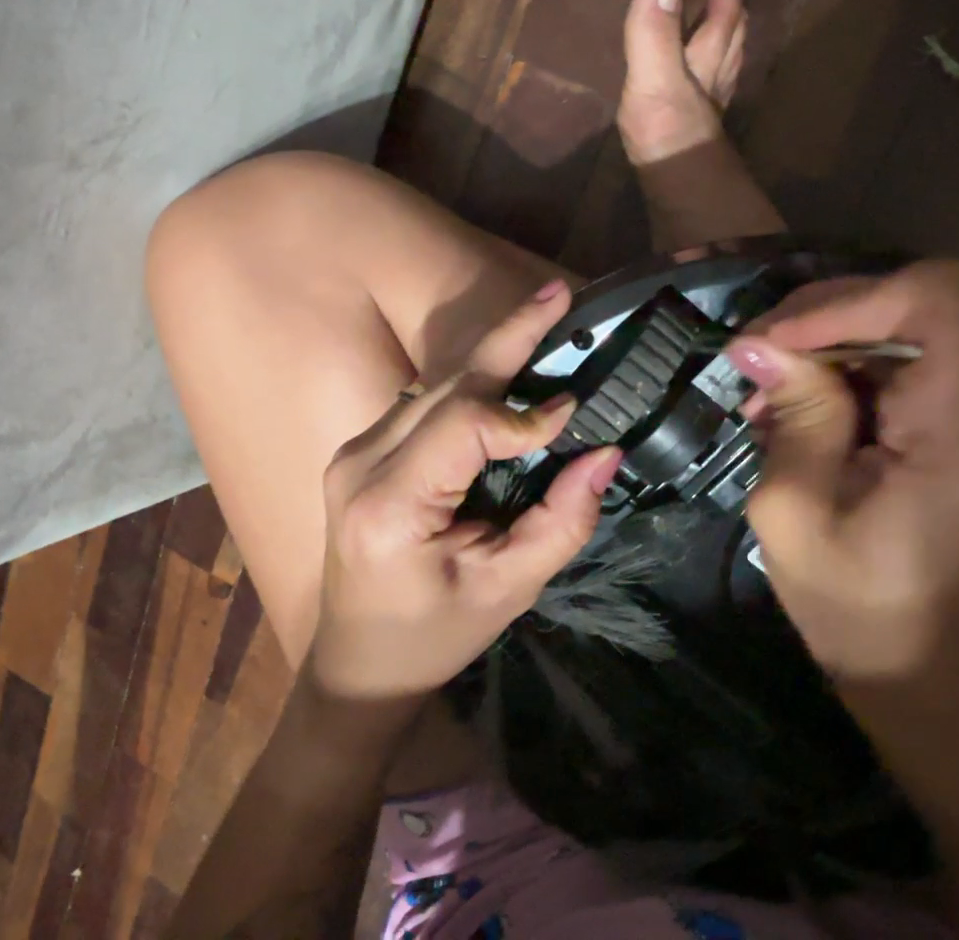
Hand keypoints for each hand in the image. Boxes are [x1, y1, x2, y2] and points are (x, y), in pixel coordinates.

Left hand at [308, 279, 622, 702]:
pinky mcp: (361, 452)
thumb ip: (560, 523)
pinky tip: (508, 369)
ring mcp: (354, 453)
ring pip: (434, 387)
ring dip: (492, 358)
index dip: (524, 412)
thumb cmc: (435, 635)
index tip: (577, 412)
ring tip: (545, 320)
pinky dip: (471, 385)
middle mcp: (360, 463)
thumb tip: (605, 454)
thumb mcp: (508, 591)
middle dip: (509, 340)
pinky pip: (423, 402)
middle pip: (445, 387)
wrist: (358, 662)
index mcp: (389, 506)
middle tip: (560, 296)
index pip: (463, 425)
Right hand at [726, 261, 958, 690]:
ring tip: (774, 401)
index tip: (775, 343)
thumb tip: (758, 342)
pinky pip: (933, 370)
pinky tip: (818, 415)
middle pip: (922, 311)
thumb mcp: (795, 513)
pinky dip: (869, 379)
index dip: (845, 301)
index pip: (932, 296)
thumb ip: (793, 416)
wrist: (930, 672)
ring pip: (921, 336)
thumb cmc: (855, 608)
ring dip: (840, 354)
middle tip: (755, 367)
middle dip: (827, 327)